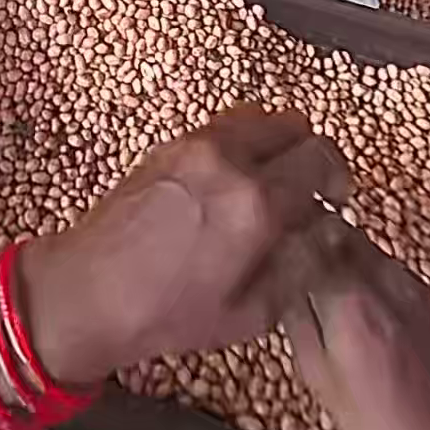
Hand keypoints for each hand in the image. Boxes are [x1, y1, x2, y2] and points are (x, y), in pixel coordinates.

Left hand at [15, 104, 349, 385]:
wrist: (91, 285)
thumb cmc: (171, 311)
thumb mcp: (252, 312)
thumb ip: (302, 262)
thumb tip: (326, 226)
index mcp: (255, 200)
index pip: (320, 157)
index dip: (338, 177)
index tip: (333, 201)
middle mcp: (225, 158)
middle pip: (290, 123)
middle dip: (308, 153)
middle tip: (304, 189)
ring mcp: (191, 144)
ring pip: (252, 117)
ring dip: (272, 142)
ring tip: (266, 183)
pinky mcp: (165, 144)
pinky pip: (218, 127)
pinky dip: (237, 142)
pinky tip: (228, 181)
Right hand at [283, 222, 429, 429]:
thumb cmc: (370, 422)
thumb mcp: (314, 370)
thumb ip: (293, 310)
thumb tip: (273, 270)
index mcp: (348, 302)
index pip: (303, 240)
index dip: (279, 231)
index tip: (262, 234)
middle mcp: (380, 283)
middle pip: (333, 228)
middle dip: (303, 226)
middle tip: (280, 237)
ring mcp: (407, 287)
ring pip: (358, 238)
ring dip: (330, 238)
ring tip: (308, 257)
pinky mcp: (424, 296)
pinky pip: (380, 258)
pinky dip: (357, 257)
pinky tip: (344, 279)